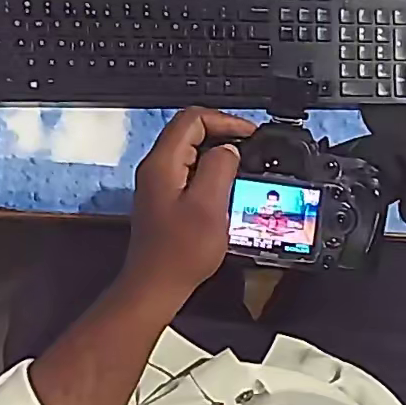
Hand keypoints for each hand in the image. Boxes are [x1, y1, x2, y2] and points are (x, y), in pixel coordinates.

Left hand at [120, 108, 255, 304]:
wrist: (156, 285)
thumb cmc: (179, 253)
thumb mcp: (209, 206)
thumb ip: (219, 168)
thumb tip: (229, 149)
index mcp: (163, 163)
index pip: (192, 119)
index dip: (225, 120)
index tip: (249, 133)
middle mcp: (156, 168)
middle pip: (189, 130)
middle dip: (222, 131)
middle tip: (249, 144)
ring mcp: (158, 182)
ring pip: (189, 149)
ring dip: (217, 150)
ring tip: (242, 161)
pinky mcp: (164, 197)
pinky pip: (188, 169)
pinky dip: (209, 168)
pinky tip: (226, 182)